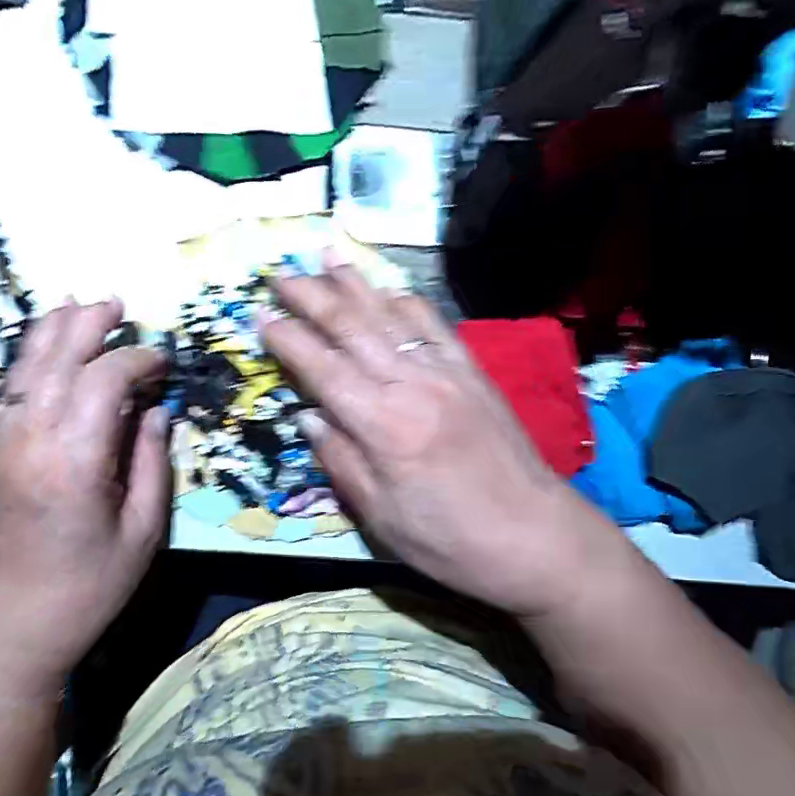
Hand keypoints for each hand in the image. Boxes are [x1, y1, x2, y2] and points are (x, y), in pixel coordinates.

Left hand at [0, 299, 170, 684]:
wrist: (18, 616)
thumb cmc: (90, 585)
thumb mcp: (142, 531)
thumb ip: (152, 462)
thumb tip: (156, 408)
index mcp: (74, 459)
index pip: (104, 378)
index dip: (137, 358)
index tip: (162, 362)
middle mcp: (32, 438)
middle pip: (57, 356)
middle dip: (88, 323)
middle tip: (117, 305)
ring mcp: (5, 441)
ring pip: (26, 366)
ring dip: (53, 331)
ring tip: (80, 308)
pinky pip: (12, 390)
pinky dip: (31, 361)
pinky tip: (48, 352)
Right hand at [260, 258, 628, 618]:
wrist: (536, 539)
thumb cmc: (444, 538)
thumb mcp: (375, 512)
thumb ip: (338, 457)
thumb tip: (307, 415)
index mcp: (383, 425)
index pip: (323, 369)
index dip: (287, 340)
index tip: (258, 316)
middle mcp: (415, 386)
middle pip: (354, 328)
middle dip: (312, 296)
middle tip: (280, 274)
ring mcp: (449, 374)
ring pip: (393, 315)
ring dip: (356, 284)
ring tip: (326, 255)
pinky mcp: (474, 375)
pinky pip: (435, 326)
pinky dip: (405, 301)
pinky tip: (388, 289)